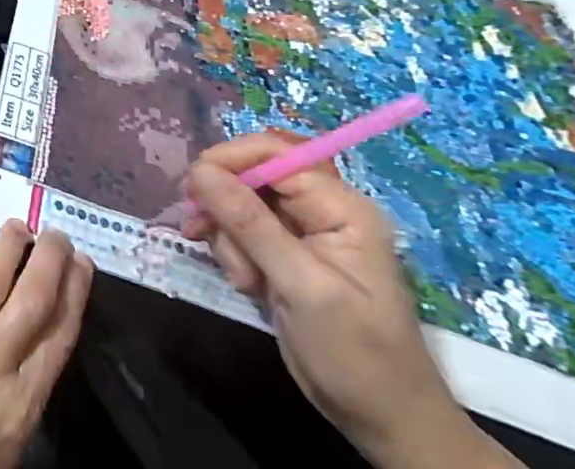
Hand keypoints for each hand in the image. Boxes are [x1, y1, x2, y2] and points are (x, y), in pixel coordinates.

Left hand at [0, 222, 93, 468]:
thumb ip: (25, 389)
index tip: (83, 264)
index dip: (74, 294)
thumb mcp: (6, 442)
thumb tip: (43, 334)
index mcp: (19, 403)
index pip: (57, 336)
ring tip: (20, 225)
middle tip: (57, 234)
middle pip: (30, 301)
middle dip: (49, 261)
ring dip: (8, 250)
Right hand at [183, 135, 522, 468]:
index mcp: (340, 207)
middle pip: (252, 176)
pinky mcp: (282, 256)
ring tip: (242, 278)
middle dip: (223, 203)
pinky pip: (241, 232)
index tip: (193, 184)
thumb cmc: (355, 352)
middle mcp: (320, 210)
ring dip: (227, 236)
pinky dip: (231, 252)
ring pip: (240, 205)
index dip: (231, 159)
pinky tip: (243, 282)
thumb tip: (200, 171)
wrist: (381, 419)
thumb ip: (250, 224)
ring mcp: (300, 234)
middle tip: (198, 230)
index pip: (276, 153)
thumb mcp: (301, 286)